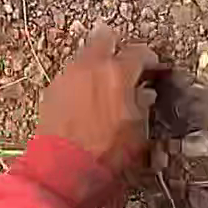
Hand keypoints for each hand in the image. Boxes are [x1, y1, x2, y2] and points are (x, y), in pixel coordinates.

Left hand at [36, 25, 159, 176]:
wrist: (62, 169)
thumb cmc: (105, 152)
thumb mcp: (138, 131)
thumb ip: (142, 105)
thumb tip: (144, 95)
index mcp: (118, 72)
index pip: (140, 53)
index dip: (151, 60)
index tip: (154, 68)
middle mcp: (91, 66)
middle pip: (107, 39)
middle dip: (119, 48)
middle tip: (128, 64)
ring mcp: (68, 74)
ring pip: (87, 55)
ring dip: (99, 63)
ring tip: (107, 83)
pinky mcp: (53, 88)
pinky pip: (73, 73)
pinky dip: (83, 78)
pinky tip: (89, 96)